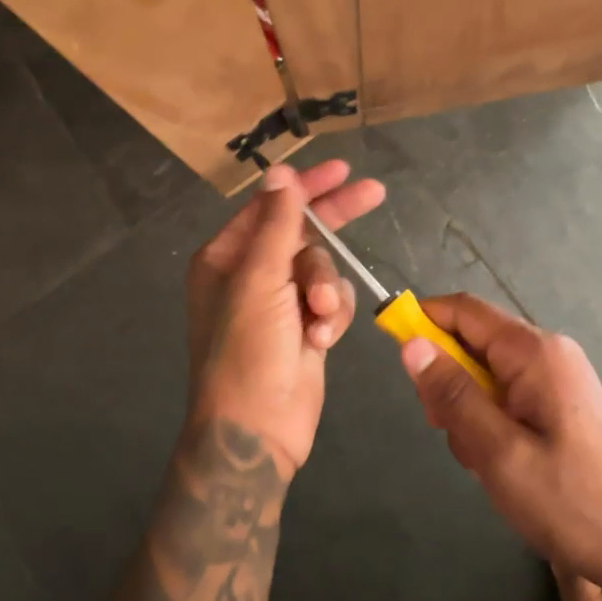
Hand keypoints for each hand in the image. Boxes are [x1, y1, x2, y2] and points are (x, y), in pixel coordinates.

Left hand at [186, 160, 385, 471]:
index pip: (271, 207)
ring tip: (320, 319)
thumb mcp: (259, 281)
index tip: (343, 169)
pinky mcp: (307, 328)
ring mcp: (281, 303)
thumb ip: (276, 224)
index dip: (306, 186)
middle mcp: (252, 275)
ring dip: (328, 292)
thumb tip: (280, 173)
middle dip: (334, 222)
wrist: (256, 431)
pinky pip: (334, 303)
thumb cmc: (246, 351)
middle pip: (303, 233)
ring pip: (324, 270)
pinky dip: (333, 319)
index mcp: (227, 258)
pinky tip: (322, 342)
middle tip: (374, 193)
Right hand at [399, 294, 601, 585]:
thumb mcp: (498, 452)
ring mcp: (560, 379)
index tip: (391, 346)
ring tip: (485, 462)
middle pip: (475, 343)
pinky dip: (492, 424)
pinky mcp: (564, 406)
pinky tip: (503, 465)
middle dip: (449, 382)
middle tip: (450, 432)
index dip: (423, 319)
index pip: (465, 311)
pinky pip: (509, 397)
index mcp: (534, 353)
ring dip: (471, 412)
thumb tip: (411, 344)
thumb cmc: (570, 501)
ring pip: (488, 376)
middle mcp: (549, 353)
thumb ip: (453, 395)